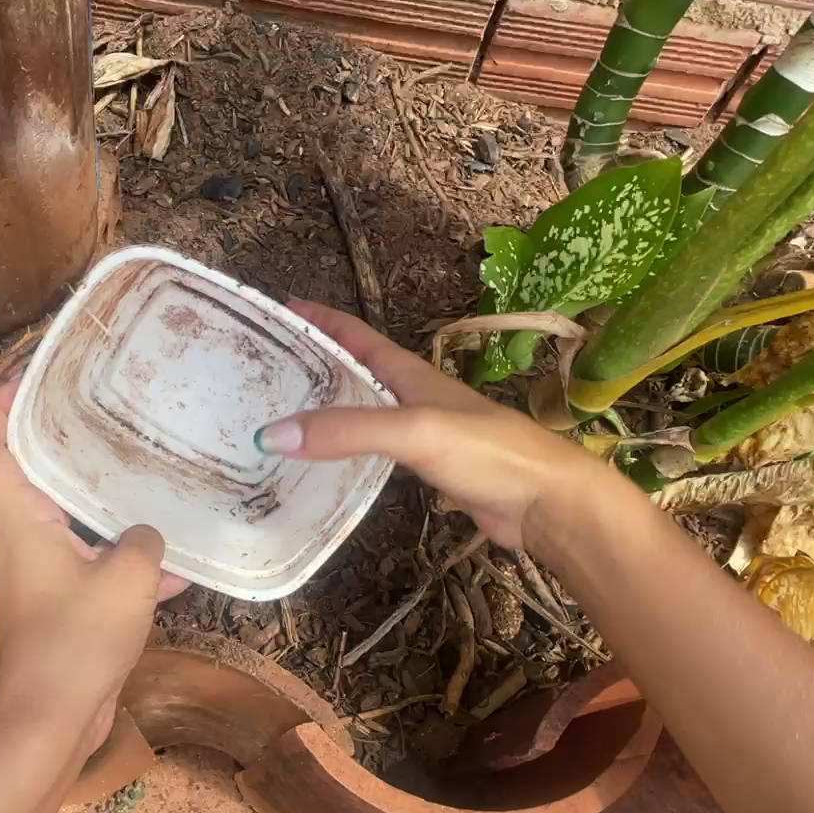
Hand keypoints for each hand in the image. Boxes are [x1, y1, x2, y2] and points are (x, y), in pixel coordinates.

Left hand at [0, 382, 187, 751]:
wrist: (47, 728)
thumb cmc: (75, 643)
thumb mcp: (127, 580)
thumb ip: (144, 541)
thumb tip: (147, 533)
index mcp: (21, 521)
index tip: (34, 375)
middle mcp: (24, 541)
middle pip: (36, 475)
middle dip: (71, 444)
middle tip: (117, 416)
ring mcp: (43, 576)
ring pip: (74, 522)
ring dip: (111, 506)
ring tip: (158, 481)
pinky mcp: (63, 607)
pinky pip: (96, 566)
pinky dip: (128, 562)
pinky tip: (181, 570)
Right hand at [255, 300, 616, 549]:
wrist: (546, 502)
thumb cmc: (487, 451)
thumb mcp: (414, 431)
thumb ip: (348, 430)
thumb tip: (273, 435)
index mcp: (409, 373)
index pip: (356, 336)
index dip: (320, 319)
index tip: (279, 310)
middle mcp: (411, 397)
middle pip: (354, 372)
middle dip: (314, 364)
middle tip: (267, 371)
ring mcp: (420, 433)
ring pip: (362, 414)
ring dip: (327, 410)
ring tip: (284, 417)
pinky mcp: (426, 469)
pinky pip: (374, 453)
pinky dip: (346, 453)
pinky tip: (326, 467)